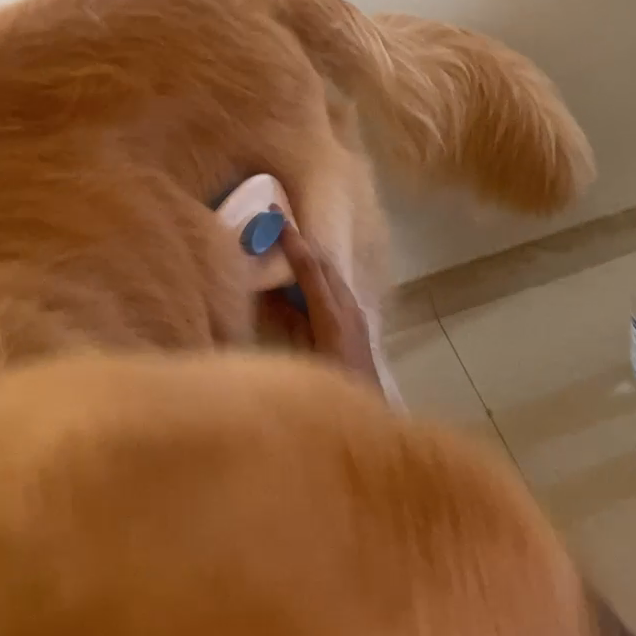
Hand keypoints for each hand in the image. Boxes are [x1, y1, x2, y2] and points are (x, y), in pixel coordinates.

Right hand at [268, 224, 377, 384]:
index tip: (278, 219)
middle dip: (302, 242)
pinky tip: (302, 279)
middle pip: (324, 265)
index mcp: (332, 317)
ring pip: (331, 275)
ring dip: (310, 258)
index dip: (293, 243)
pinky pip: (335, 289)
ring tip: (285, 244)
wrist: (368, 417)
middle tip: (278, 223)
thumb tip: (268, 292)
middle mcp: (348, 308)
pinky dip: (317, 276)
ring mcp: (355, 314)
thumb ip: (286, 324)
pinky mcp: (356, 323)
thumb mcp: (301, 359)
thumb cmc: (329, 394)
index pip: (311, 269)